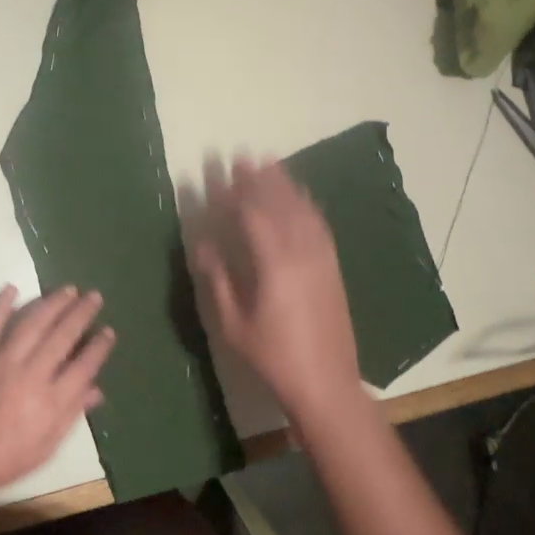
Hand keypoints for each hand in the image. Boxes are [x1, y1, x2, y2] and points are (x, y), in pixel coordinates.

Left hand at [0, 284, 114, 515]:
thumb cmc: (2, 462)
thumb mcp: (45, 447)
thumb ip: (71, 415)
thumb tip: (96, 390)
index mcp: (52, 401)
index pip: (84, 366)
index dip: (99, 347)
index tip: (109, 331)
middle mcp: (31, 375)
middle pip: (62, 337)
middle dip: (81, 314)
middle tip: (94, 297)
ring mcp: (0, 363)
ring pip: (31, 324)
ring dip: (51, 304)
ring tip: (67, 290)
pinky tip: (11, 290)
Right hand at [188, 155, 361, 413]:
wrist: (325, 381)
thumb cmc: (272, 357)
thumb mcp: (233, 325)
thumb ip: (218, 281)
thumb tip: (202, 246)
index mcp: (274, 265)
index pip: (250, 213)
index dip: (232, 188)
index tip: (217, 167)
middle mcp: (302, 252)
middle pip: (279, 203)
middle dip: (258, 177)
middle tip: (241, 153)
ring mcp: (322, 257)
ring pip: (302, 209)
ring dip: (284, 184)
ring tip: (269, 162)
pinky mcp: (332, 267)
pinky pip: (318, 224)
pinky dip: (305, 204)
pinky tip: (299, 197)